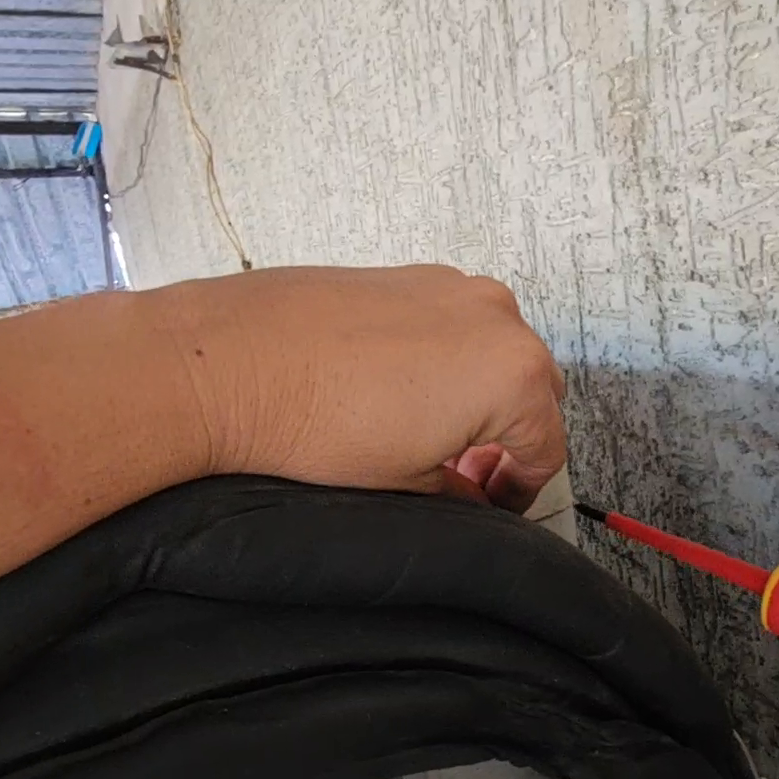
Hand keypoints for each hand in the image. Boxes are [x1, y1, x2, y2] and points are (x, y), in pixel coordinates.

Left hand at [143, 265, 565, 510]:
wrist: (232, 364)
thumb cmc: (315, 423)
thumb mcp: (407, 484)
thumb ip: (462, 493)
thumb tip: (471, 495)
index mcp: (513, 375)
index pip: (547, 447)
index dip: (521, 489)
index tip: (494, 503)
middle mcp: (496, 318)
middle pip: (532, 393)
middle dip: (508, 438)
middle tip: (466, 472)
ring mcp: (451, 287)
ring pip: (495, 354)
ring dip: (480, 395)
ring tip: (430, 431)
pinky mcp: (410, 275)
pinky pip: (455, 324)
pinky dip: (448, 359)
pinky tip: (401, 389)